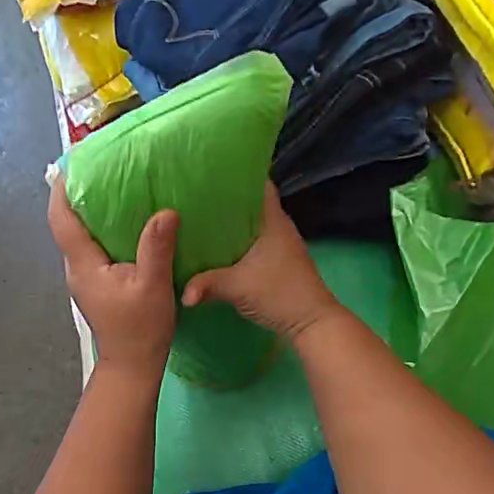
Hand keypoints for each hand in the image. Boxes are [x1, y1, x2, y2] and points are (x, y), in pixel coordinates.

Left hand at [48, 178, 177, 372]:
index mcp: (83, 264)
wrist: (133, 365)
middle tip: (105, 171)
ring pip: (82, 238)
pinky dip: (107, 233)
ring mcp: (86, 279)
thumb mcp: (153, 285)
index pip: (62, 219)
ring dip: (95, 215)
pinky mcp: (98, 286)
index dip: (62, 190)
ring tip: (120, 192)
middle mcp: (77, 269)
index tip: (74, 164)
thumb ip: (156, 247)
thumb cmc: (141, 327)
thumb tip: (166, 211)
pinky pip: (96, 250)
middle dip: (81, 196)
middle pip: (69, 225)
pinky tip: (129, 227)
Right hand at [181, 183, 341, 340]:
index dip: (238, 173)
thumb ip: (206, 285)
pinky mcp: (280, 263)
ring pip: (252, 225)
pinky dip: (238, 243)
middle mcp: (279, 228)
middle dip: (226, 200)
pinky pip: (254, 244)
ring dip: (231, 223)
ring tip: (199, 218)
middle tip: (195, 195)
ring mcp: (282, 246)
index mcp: (273, 221)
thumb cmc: (280, 294)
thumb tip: (181, 293)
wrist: (312, 323)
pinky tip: (217, 248)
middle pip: (251, 204)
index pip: (259, 183)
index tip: (211, 170)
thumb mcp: (237, 288)